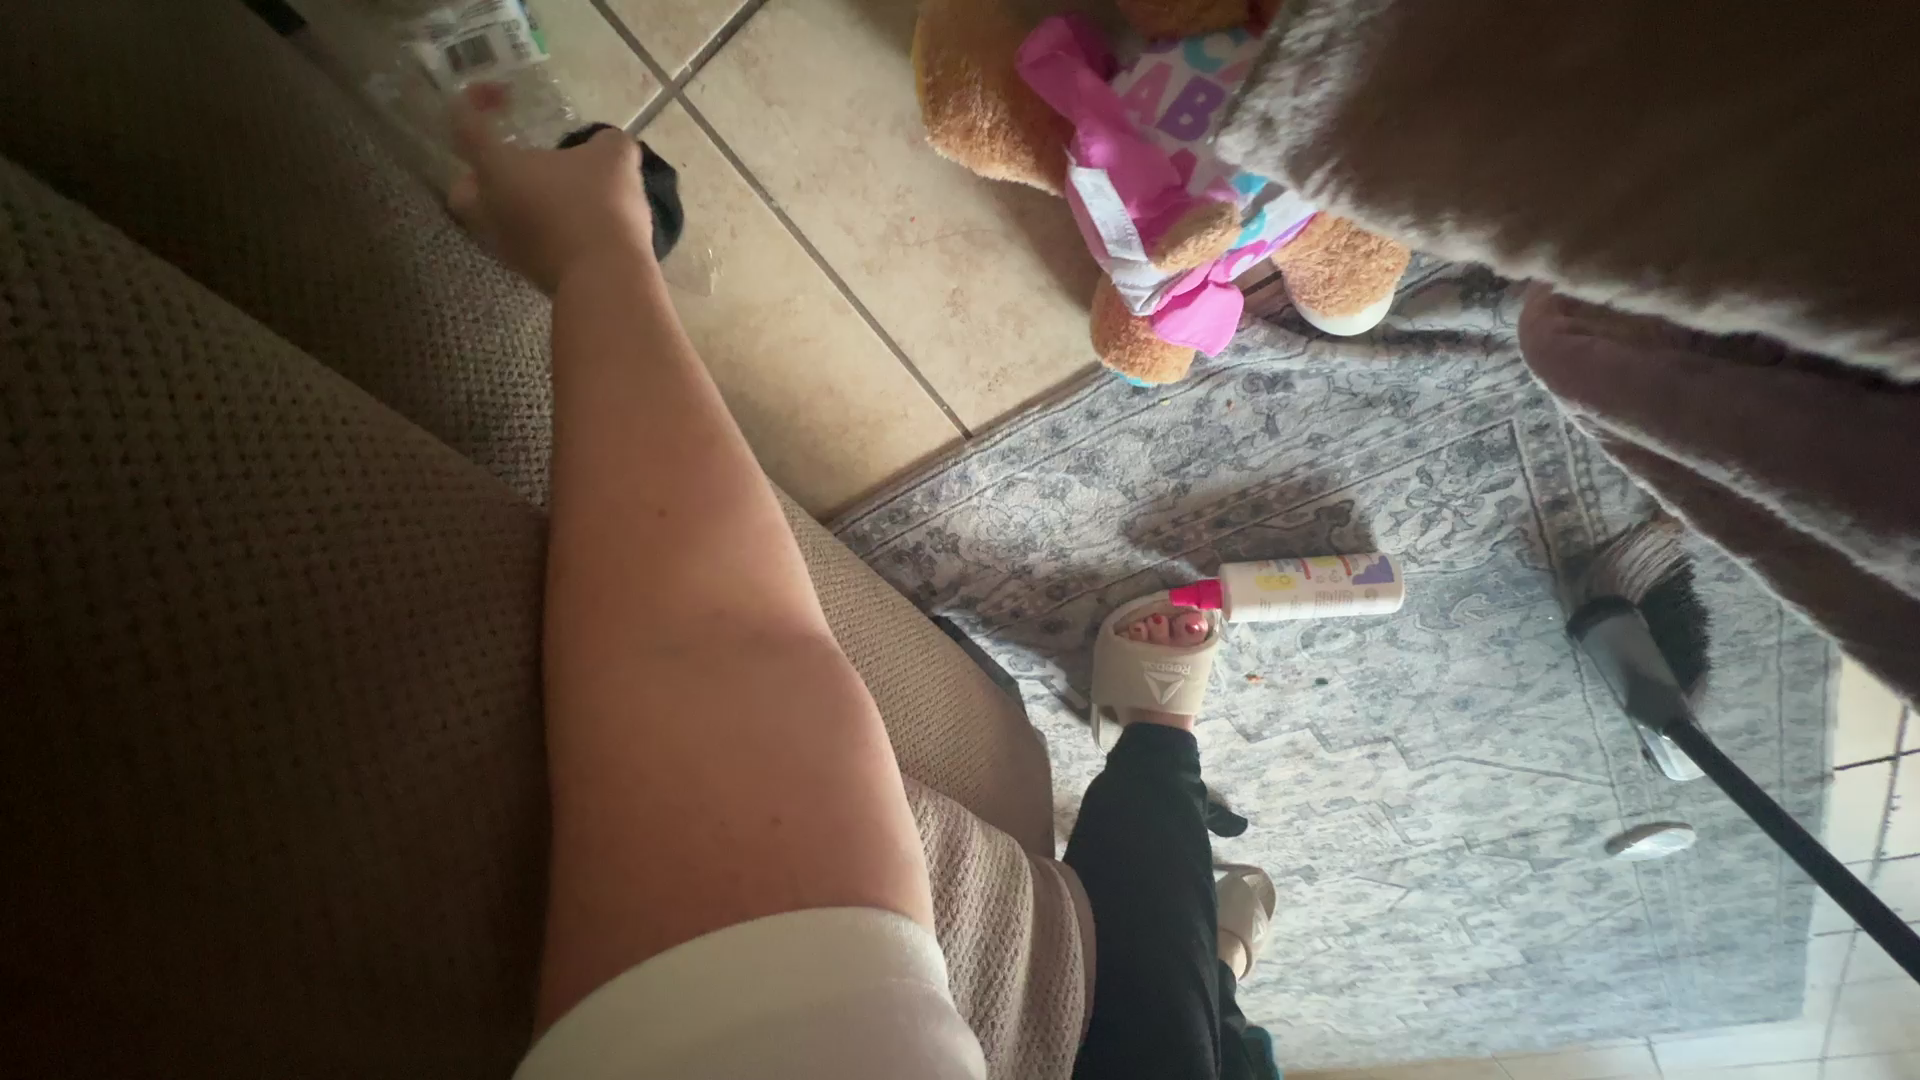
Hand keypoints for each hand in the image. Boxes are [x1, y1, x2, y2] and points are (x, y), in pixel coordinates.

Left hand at [447, 84, 654, 293]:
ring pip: (497, 224)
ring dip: (516, 211)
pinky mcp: (535, 278)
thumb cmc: (599, 209)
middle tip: (513, 170)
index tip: (504, 96)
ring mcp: (510, 250)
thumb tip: (611, 144)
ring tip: (550, 205)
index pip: (465, 123)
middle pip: (465, 189)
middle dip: (481, 177)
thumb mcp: (615, 159)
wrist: (609, 281)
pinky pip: (528, 250)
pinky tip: (572, 234)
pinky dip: (543, 238)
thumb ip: (609, 143)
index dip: (477, 100)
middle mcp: (490, 210)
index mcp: (496, 169)